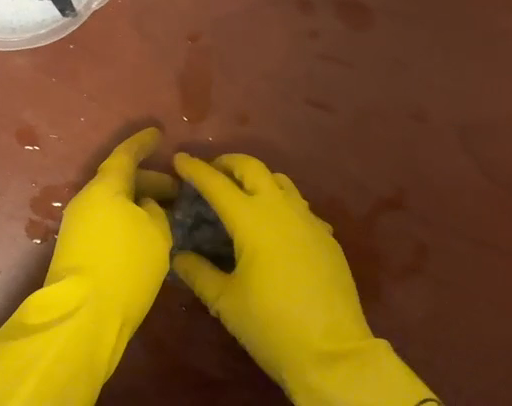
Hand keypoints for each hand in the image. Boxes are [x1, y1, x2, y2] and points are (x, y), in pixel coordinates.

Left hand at [48, 127, 177, 331]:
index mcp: (105, 187)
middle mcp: (86, 200)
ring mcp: (77, 225)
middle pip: (119, 180)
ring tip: (164, 215)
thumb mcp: (156, 234)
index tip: (159, 133)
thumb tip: (144, 207)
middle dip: (148, 181)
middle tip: (175, 189)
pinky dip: (126, 221)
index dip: (143, 143)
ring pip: (112, 203)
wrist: (83, 316)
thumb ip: (154, 212)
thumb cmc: (125, 265)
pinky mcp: (76, 249)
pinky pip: (105, 223)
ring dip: (137, 204)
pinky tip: (145, 238)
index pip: (125, 155)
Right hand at [175, 153, 431, 405]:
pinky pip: (299, 205)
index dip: (195, 169)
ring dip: (257, 179)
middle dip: (228, 163)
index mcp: (251, 219)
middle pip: (252, 167)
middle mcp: (280, 208)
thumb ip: (199, 273)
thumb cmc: (272, 326)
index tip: (179, 158)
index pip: (216, 183)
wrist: (332, 352)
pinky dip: (280, 203)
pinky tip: (275, 227)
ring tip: (243, 193)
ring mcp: (307, 219)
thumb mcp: (226, 302)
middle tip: (212, 171)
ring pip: (279, 181)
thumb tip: (179, 256)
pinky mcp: (326, 235)